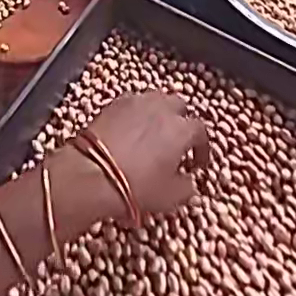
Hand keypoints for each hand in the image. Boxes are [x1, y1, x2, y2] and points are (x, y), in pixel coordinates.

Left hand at [81, 92, 209, 216]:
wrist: (93, 171)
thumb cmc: (137, 186)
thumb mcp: (169, 197)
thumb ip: (186, 187)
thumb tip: (188, 181)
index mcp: (180, 129)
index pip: (199, 130)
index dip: (201, 147)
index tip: (197, 163)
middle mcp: (161, 107)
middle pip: (178, 106)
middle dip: (180, 121)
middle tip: (176, 142)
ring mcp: (136, 101)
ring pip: (155, 98)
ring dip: (159, 112)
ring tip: (154, 133)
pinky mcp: (114, 102)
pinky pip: (133, 102)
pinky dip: (137, 112)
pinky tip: (132, 129)